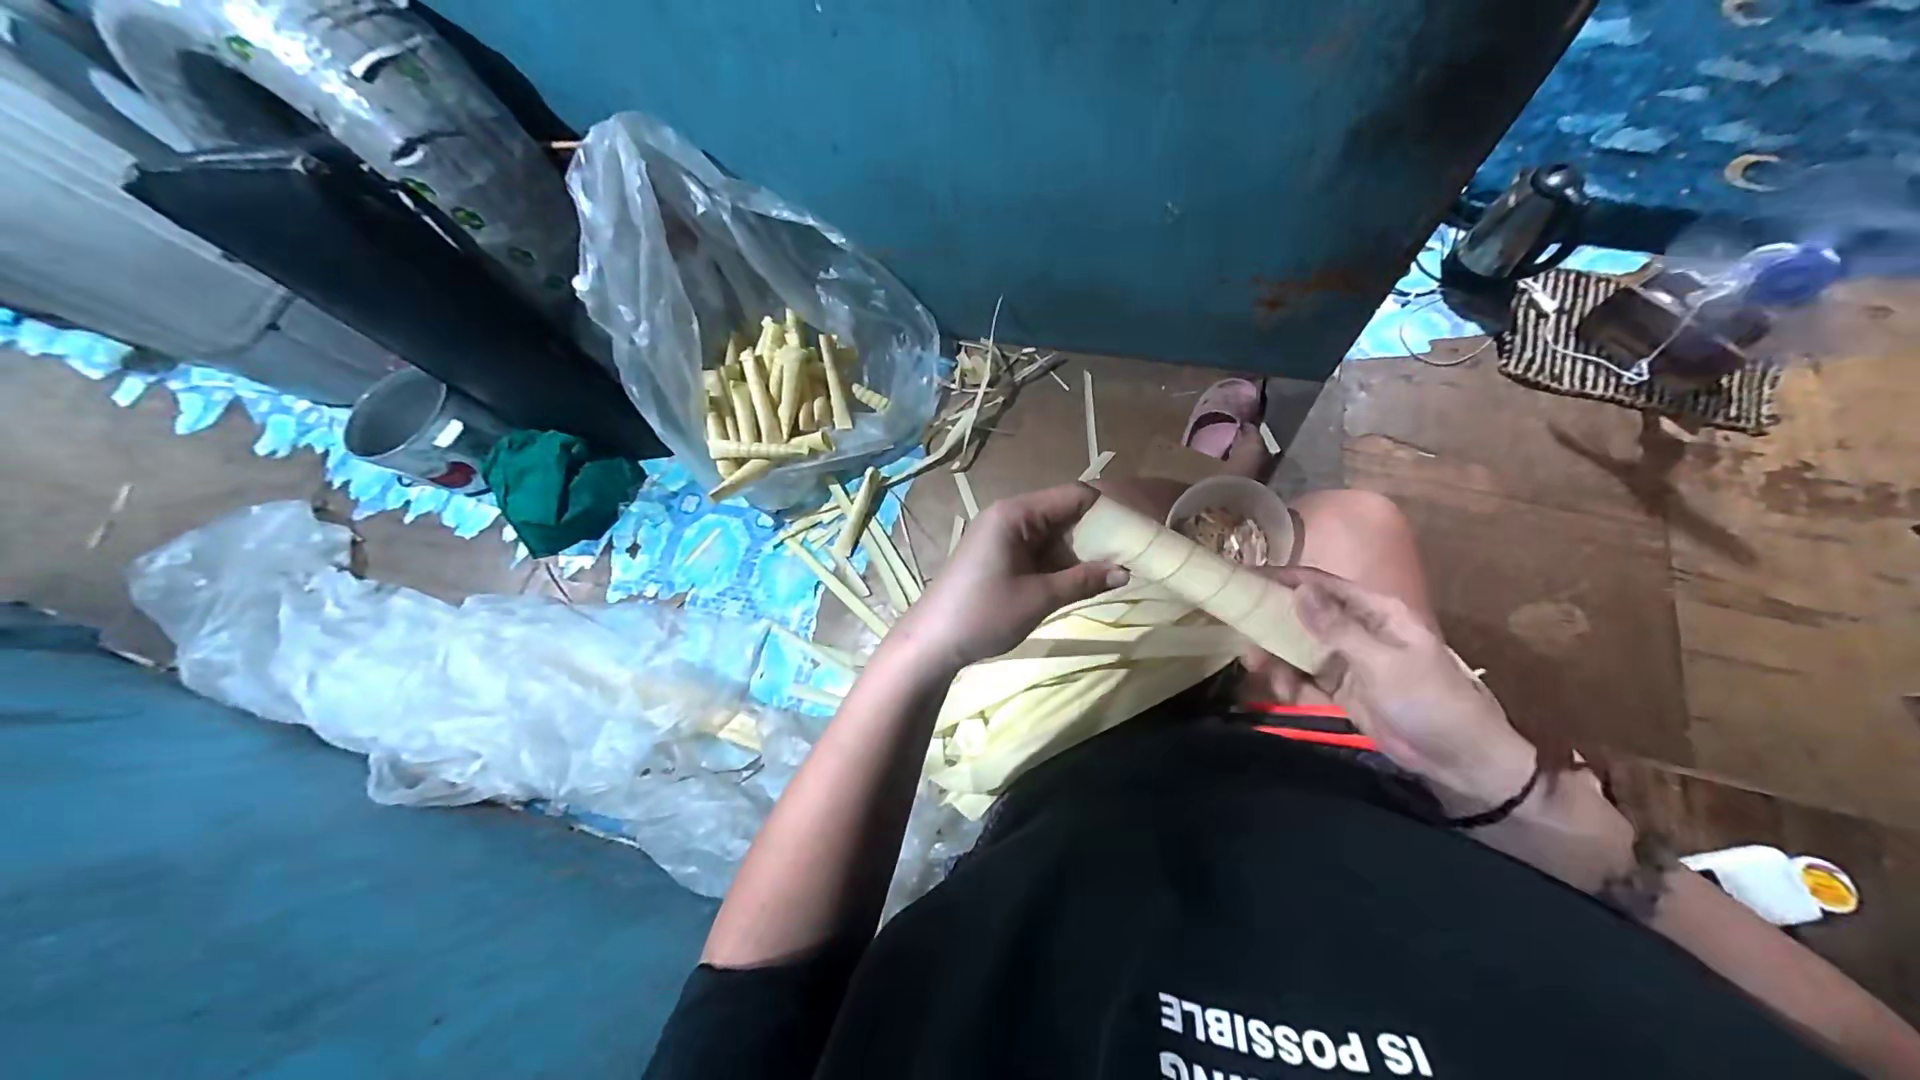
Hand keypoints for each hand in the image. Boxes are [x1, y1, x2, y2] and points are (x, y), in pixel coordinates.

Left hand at [888, 484, 1127, 669]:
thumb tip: (1125, 572)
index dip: (1108, 509)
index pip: (1073, 495)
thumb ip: (1083, 580)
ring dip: (1082, 550)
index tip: (1139, 529)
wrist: (932, 642)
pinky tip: (1085, 578)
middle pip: (1064, 512)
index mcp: (1015, 514)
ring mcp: (1003, 536)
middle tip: (1134, 552)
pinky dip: (1062, 561)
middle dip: (1098, 531)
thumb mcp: (1039, 598)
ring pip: (1054, 533)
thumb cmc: (983, 614)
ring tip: (1117, 567)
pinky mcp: (1000, 556)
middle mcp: (1009, 516)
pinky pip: (1039, 549)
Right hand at [1248, 567, 1537, 811]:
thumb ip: (1337, 629)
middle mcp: (1358, 628)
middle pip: (1302, 615)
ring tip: (1265, 676)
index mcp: (1376, 611)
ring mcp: (1348, 658)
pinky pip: (1304, 676)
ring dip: (1277, 659)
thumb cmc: (1431, 703)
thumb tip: (1298, 590)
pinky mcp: (1341, 687)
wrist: (1461, 761)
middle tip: (1245, 643)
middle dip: (1271, 627)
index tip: (1242, 582)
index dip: (1282, 580)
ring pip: (1298, 647)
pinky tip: (1285, 694)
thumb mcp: (1383, 664)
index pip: (1321, 584)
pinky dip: (1290, 683)